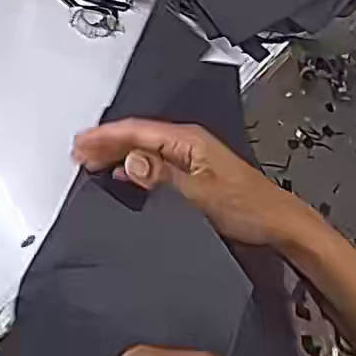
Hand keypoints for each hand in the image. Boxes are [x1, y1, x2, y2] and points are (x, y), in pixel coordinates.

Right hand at [72, 119, 317, 246]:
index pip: (136, 132)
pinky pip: (151, 162)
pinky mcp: (189, 172)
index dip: (105, 136)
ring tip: (89, 160)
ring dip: (115, 154)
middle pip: (136, 137)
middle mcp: (186, 144)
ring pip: (142, 149)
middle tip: (77, 152)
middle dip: (105, 142)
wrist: (278, 223)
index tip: (81, 143)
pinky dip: (130, 166)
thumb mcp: (200, 193)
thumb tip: (130, 161)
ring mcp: (188, 157)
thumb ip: (162, 176)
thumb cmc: (249, 206)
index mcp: (187, 141)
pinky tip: (120, 175)